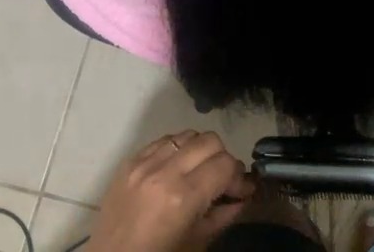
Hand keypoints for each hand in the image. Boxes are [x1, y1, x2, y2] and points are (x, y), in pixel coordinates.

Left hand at [90, 130, 254, 251]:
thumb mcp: (197, 243)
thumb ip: (224, 215)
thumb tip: (244, 195)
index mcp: (183, 197)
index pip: (225, 164)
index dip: (238, 176)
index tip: (240, 190)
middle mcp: (163, 171)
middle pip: (209, 140)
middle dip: (222, 158)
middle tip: (221, 180)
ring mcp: (143, 162)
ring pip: (187, 134)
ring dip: (199, 150)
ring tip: (197, 172)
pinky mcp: (129, 160)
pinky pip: (163, 140)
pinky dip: (176, 149)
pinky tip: (175, 169)